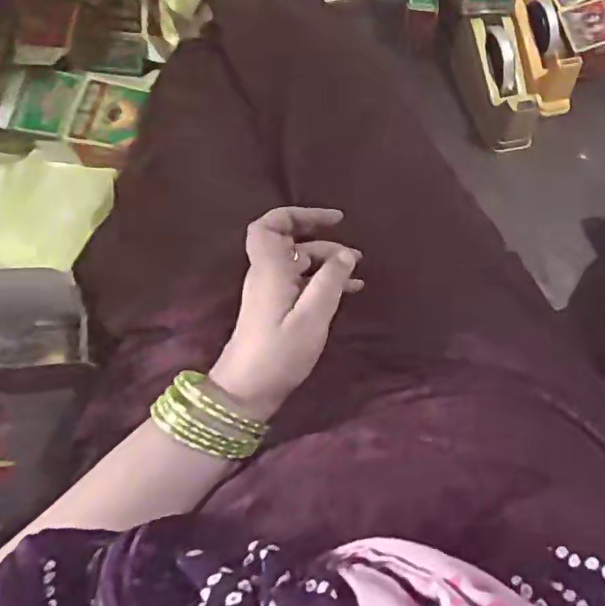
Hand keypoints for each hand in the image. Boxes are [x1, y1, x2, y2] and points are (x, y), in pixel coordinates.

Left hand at [208, 207, 363, 420]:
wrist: (247, 390)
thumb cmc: (279, 352)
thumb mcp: (312, 317)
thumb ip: (330, 282)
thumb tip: (346, 254)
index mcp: (270, 270)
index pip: (269, 226)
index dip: (298, 215)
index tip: (331, 220)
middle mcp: (267, 275)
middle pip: (290, 243)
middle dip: (324, 242)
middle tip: (355, 253)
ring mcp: (270, 293)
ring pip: (299, 264)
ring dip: (328, 262)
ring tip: (358, 271)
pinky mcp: (276, 309)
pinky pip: (301, 283)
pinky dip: (324, 280)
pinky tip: (349, 289)